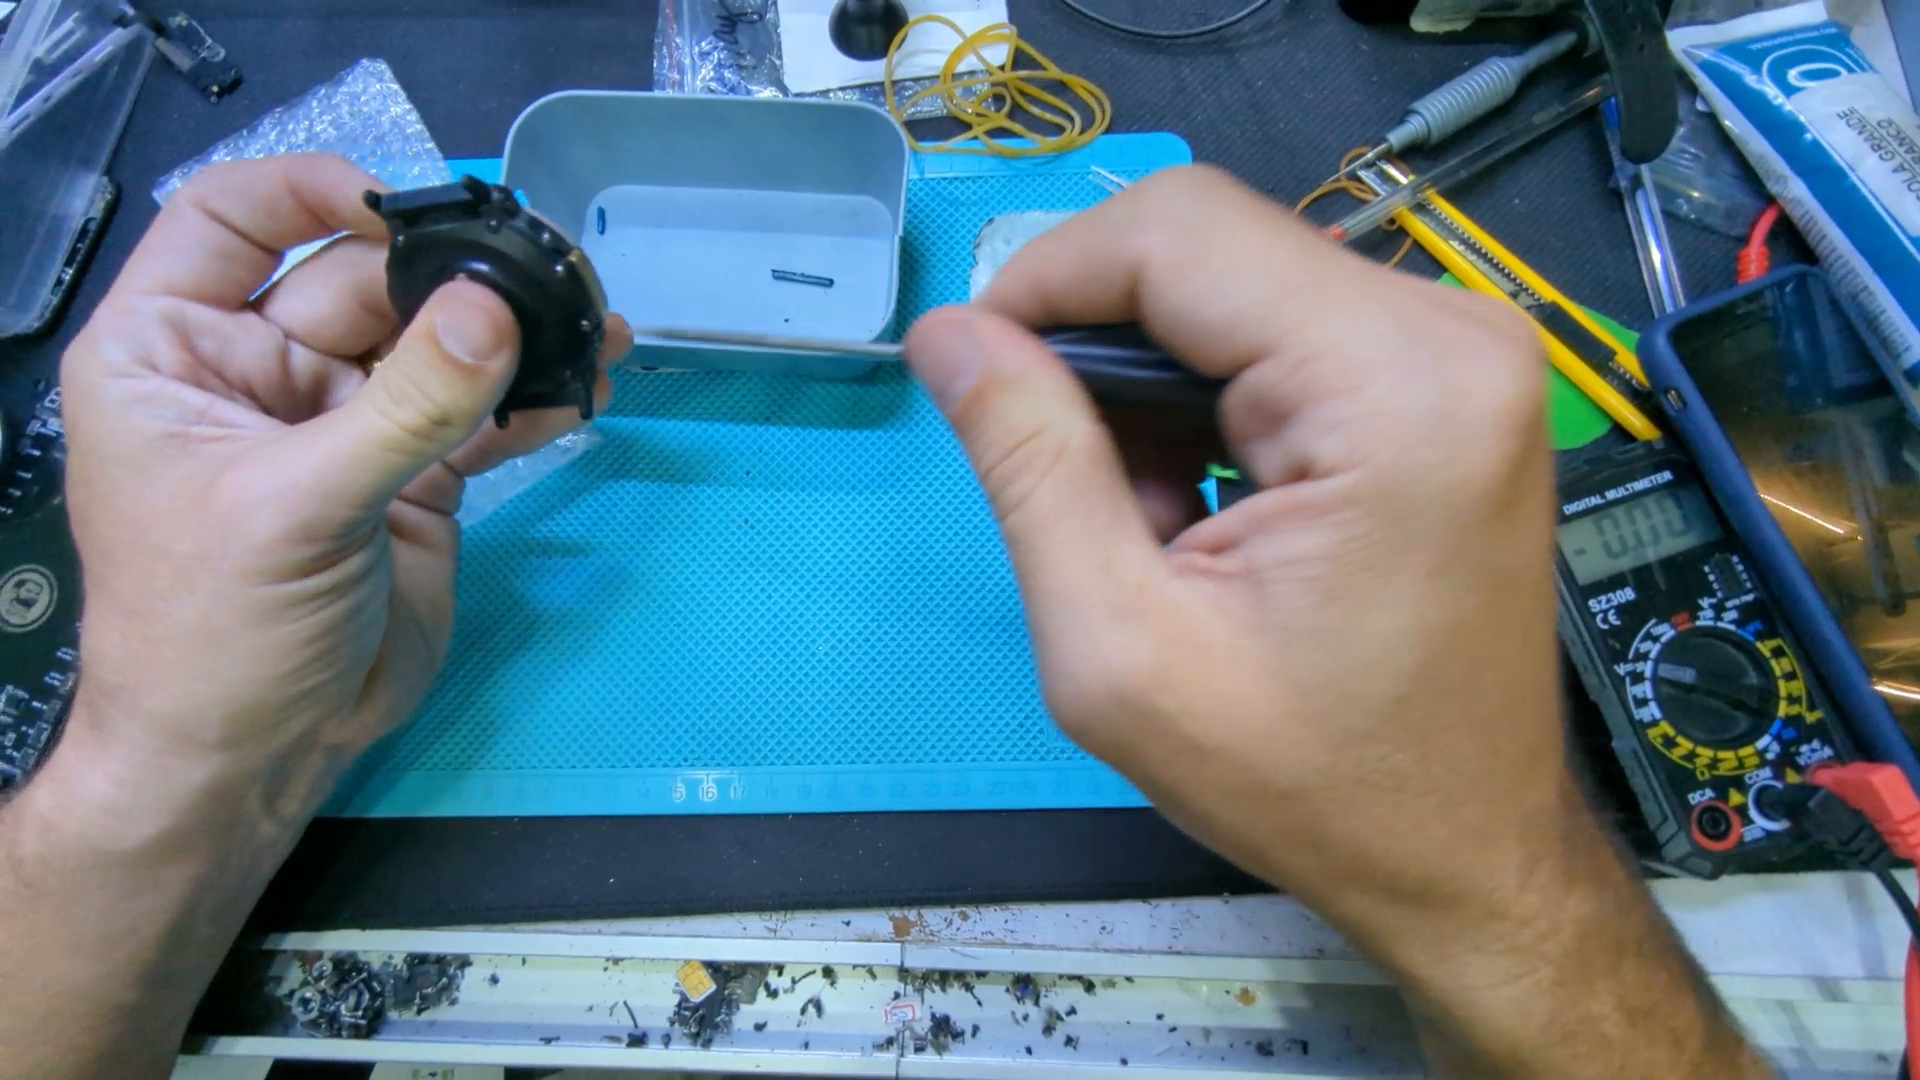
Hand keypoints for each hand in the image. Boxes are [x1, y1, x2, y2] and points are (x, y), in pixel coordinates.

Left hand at [60, 154, 629, 815]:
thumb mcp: (303, 503)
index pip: (236, 223)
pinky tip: (587, 394)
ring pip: (448, 356)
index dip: (318, 196)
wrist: (275, 740)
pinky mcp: (426, 476)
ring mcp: (362, 427)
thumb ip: (407, 406)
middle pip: (376, 290)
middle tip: (558, 276)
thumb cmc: (223, 621)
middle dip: (464, 280)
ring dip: (521, 342)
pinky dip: (536, 406)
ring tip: (600, 326)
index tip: (417, 208)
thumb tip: (495, 311)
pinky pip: (486, 421)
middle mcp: (276, 375)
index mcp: (184, 352)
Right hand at [904, 167, 1766, 1077]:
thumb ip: (1027, 465)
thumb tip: (947, 334)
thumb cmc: (1297, 779)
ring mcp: (1452, 354)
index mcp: (1391, 384)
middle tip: (1054, 473)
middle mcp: (1446, 332)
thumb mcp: (1115, 643)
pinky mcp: (1434, 387)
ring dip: (1140, 390)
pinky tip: (1190, 510)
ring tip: (1134, 520)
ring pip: (1225, 294)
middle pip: (1203, 251)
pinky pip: (1269, 341)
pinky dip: (1194, 409)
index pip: (1174, 232)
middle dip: (1091, 347)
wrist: (1455, 856)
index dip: (1046, 280)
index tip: (975, 369)